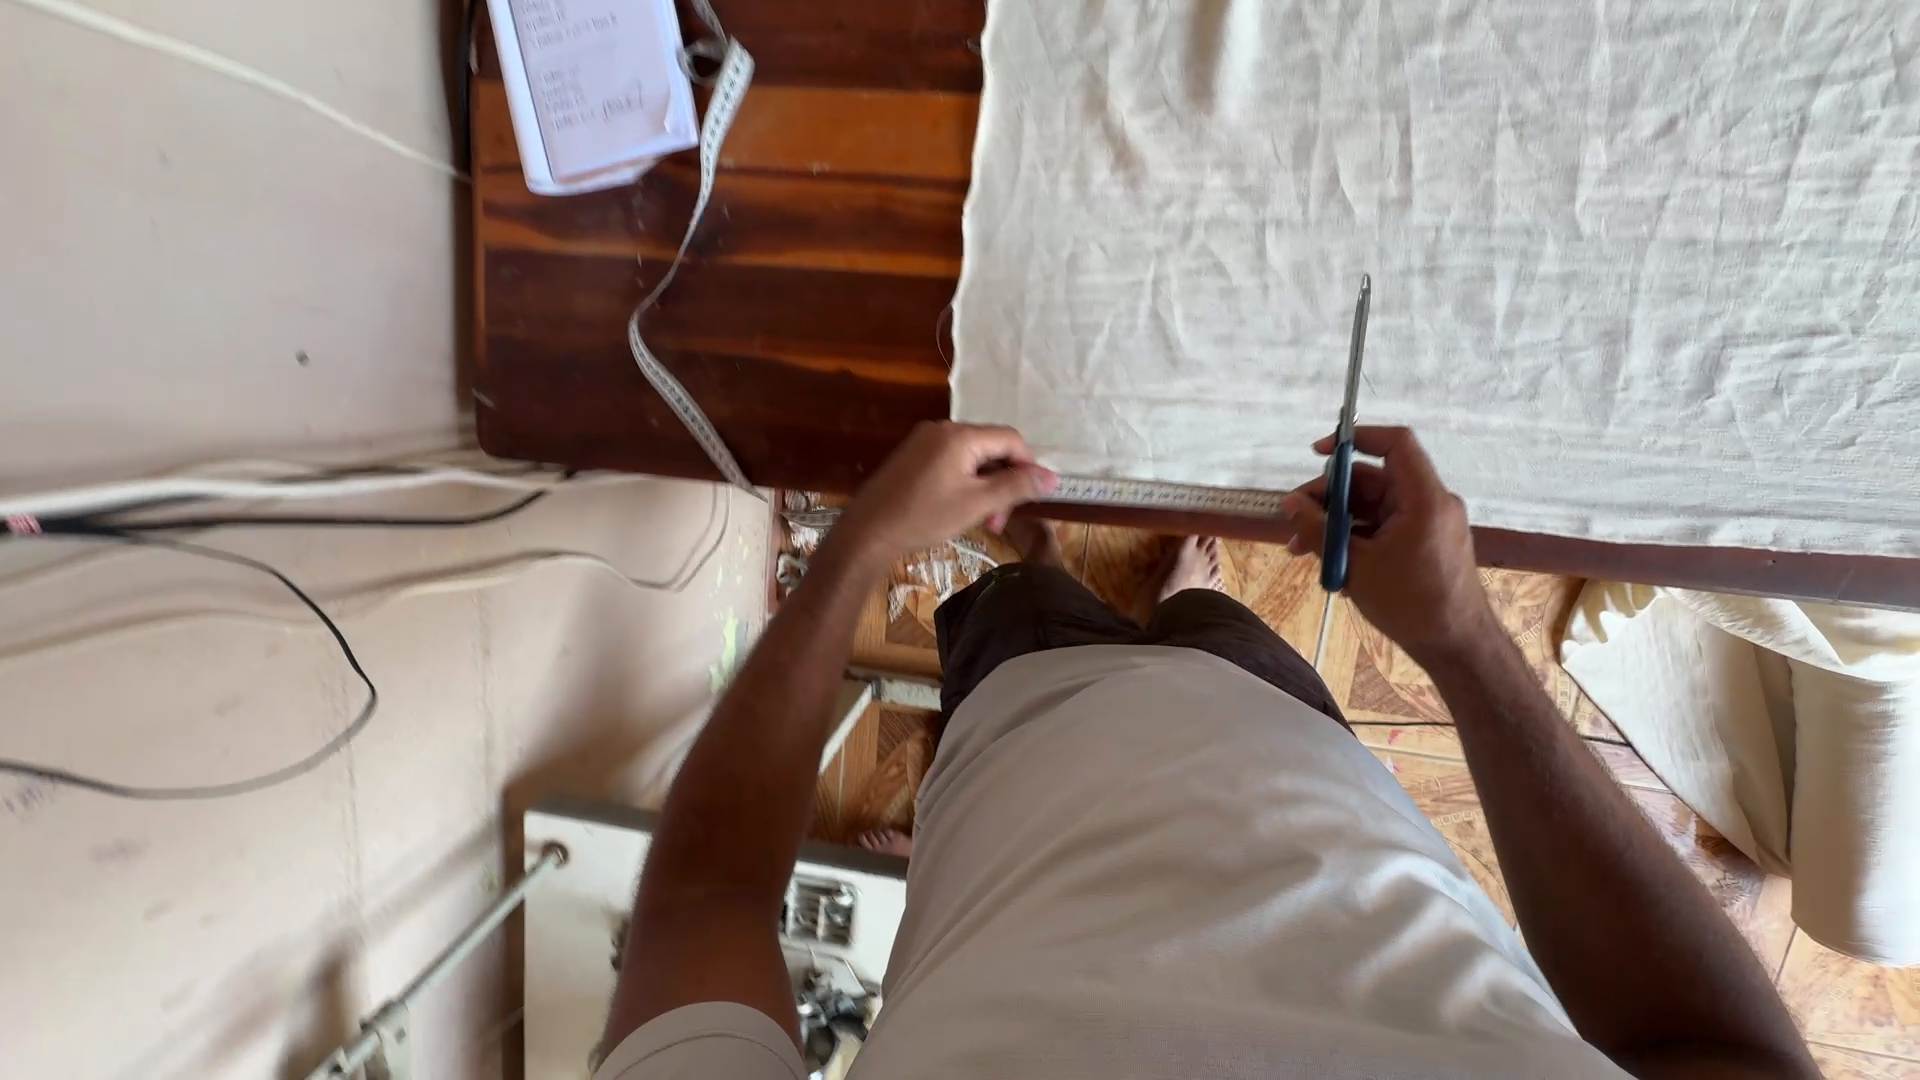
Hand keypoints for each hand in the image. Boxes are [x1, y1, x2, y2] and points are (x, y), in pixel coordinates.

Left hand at [833, 422, 1058, 563]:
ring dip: (984, 486)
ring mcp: (924, 441)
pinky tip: (959, 509)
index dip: (1028, 466)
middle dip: (1003, 482)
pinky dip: (964, 483)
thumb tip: (1053, 477)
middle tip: (998, 520)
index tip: (1030, 499)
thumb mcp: (976, 504)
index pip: (1010, 439)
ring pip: (971, 458)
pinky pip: (951, 462)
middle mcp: (942, 429)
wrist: (867, 532)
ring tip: (981, 520)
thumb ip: (1015, 487)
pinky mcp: (912, 457)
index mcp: (960, 435)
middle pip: (991, 447)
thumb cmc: (924, 517)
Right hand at [1279, 426, 1495, 665]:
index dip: (1356, 439)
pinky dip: (1352, 538)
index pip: (1395, 444)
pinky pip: (1380, 527)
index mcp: (1422, 498)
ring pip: (1369, 507)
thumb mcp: (1354, 564)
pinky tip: (1330, 565)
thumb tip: (1289, 503)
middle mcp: (1428, 503)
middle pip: (1370, 480)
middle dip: (1327, 497)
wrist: (1455, 645)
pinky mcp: (1420, 543)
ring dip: (1333, 523)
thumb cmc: (1409, 601)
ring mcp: (1425, 524)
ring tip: (1301, 550)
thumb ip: (1319, 528)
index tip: (1317, 453)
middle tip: (1293, 520)